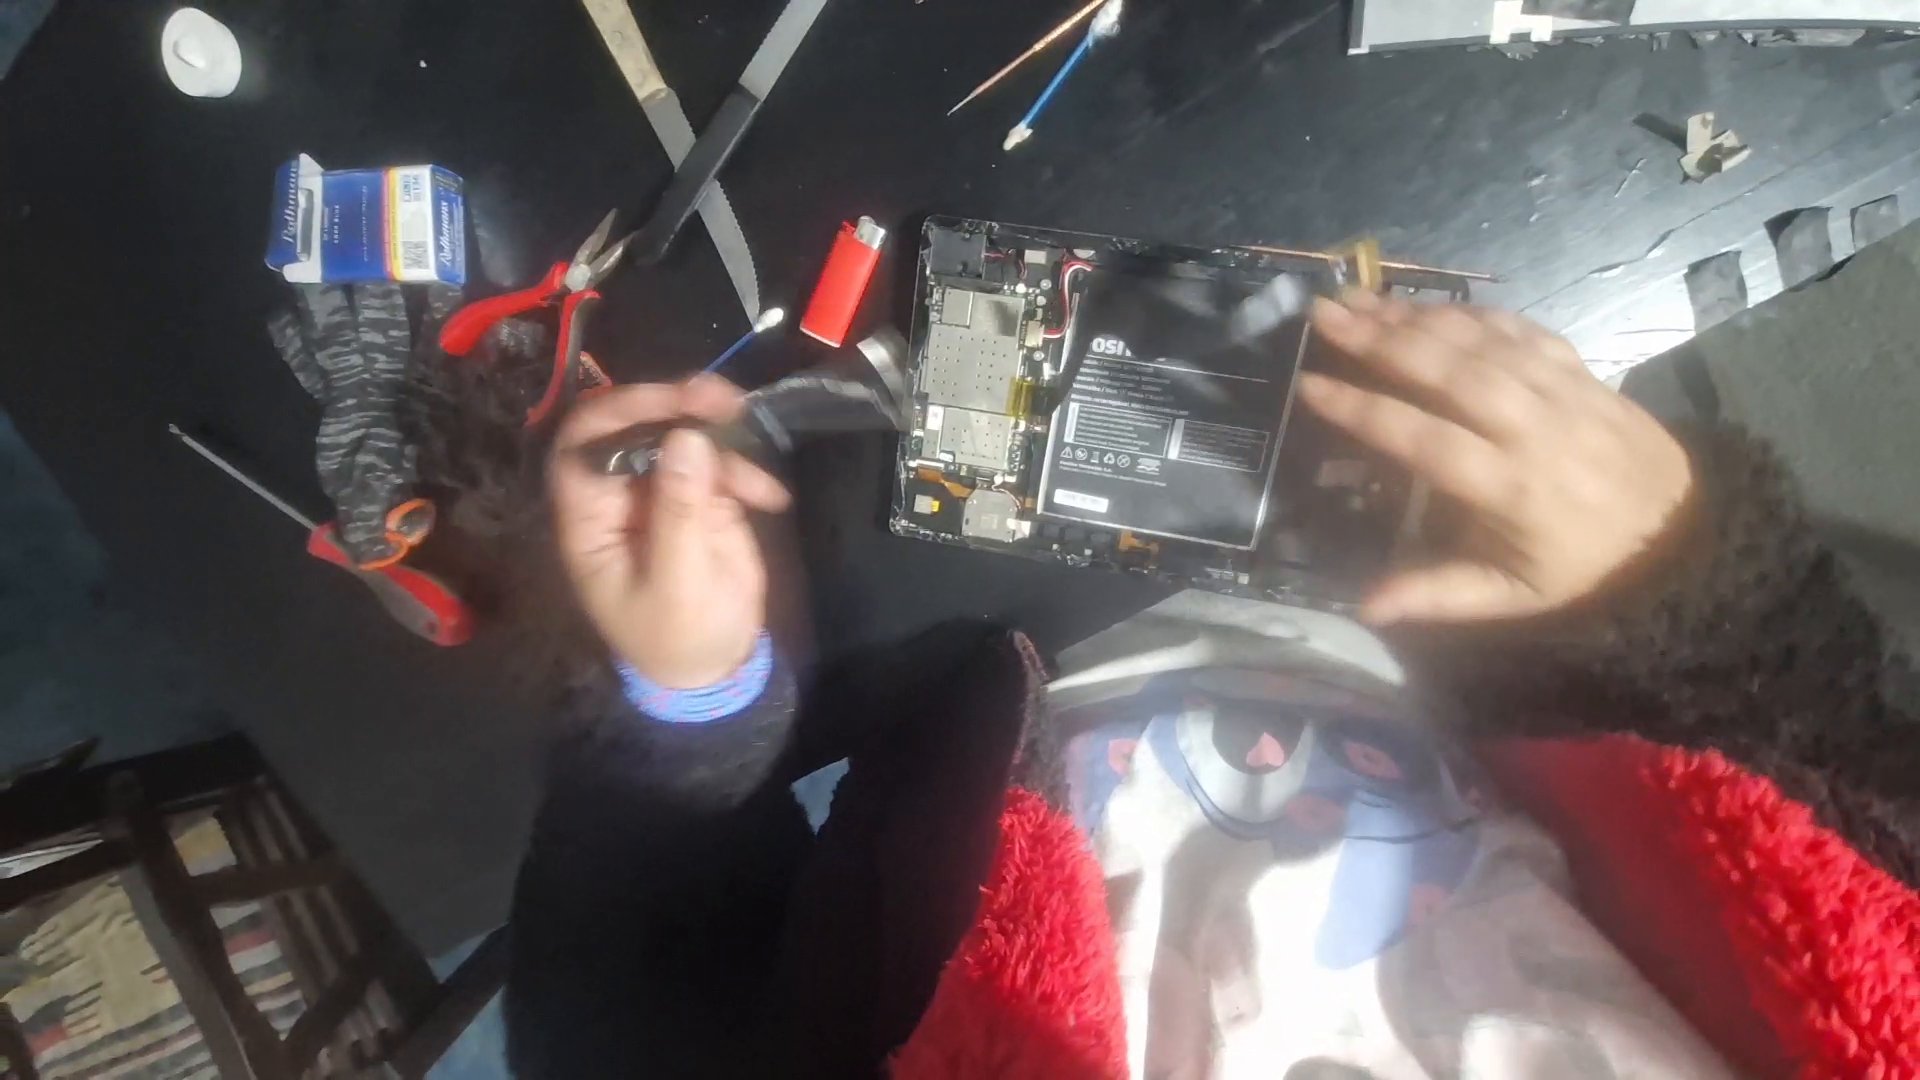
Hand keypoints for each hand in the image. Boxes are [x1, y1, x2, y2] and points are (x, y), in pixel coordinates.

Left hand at [551, 377, 790, 686]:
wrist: (717, 665)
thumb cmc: (678, 636)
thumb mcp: (677, 582)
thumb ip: (680, 512)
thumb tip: (688, 439)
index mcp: (592, 516)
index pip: (587, 444)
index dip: (621, 413)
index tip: (671, 401)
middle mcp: (623, 495)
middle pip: (636, 429)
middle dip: (676, 406)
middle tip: (723, 398)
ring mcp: (665, 493)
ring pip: (683, 439)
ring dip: (718, 432)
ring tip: (750, 430)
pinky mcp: (705, 500)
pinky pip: (722, 466)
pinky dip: (749, 473)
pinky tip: (772, 498)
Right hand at [1299, 290, 1692, 624]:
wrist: (1688, 533)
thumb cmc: (1582, 568)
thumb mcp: (1512, 598)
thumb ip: (1437, 596)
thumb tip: (1363, 607)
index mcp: (1510, 486)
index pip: (1423, 438)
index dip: (1363, 410)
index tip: (1309, 385)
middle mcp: (1534, 427)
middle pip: (1450, 372)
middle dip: (1380, 340)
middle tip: (1324, 316)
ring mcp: (1562, 391)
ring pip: (1481, 342)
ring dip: (1413, 316)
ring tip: (1356, 299)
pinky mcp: (1580, 371)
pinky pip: (1519, 330)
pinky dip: (1467, 313)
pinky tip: (1423, 305)